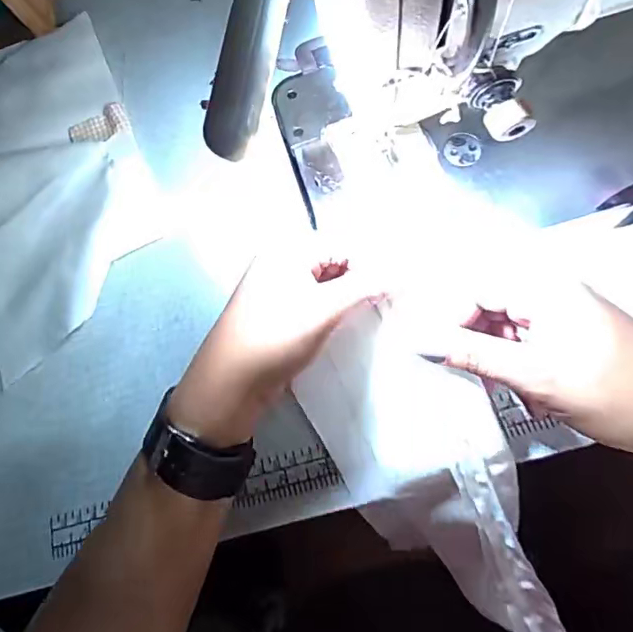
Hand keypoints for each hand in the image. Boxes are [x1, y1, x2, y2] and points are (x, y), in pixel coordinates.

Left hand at [169, 241, 385, 445]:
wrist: (228, 388)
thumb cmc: (273, 341)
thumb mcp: (324, 310)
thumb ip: (366, 286)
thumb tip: (402, 272)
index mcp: (287, 249)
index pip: (346, 243)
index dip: (377, 261)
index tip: (404, 283)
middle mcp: (282, 260)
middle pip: (339, 259)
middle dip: (368, 276)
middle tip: (397, 297)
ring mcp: (281, 286)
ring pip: (331, 281)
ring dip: (355, 293)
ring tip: (382, 309)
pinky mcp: (282, 311)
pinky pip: (319, 299)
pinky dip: (340, 307)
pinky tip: (356, 320)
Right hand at [399, 272, 632, 515]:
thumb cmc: (611, 392)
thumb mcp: (536, 376)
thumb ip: (474, 353)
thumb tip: (416, 338)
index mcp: (540, 281)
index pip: (470, 286)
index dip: (444, 319)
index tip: (428, 355)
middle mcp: (545, 282)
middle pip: (482, 298)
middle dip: (468, 337)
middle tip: (464, 376)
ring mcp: (557, 304)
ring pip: (499, 318)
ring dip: (491, 352)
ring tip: (505, 388)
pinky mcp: (565, 326)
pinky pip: (520, 332)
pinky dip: (512, 359)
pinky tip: (524, 389)